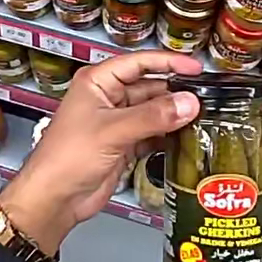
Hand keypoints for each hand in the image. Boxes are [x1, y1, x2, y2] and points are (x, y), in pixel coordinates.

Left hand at [0, 51, 201, 253]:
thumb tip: (188, 103)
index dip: (167, 62)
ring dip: (173, 115)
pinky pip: (151, 133)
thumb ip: (152, 116)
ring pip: (152, 111)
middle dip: (175, 92)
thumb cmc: (67, 157)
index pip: (138, 63)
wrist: (55, 198)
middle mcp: (108, 98)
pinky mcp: (123, 144)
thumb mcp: (112, 131)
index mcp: (98, 82)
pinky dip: (167, 135)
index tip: (194, 67)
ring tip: (202, 117)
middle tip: (206, 98)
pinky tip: (185, 137)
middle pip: (149, 87)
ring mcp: (116, 122)